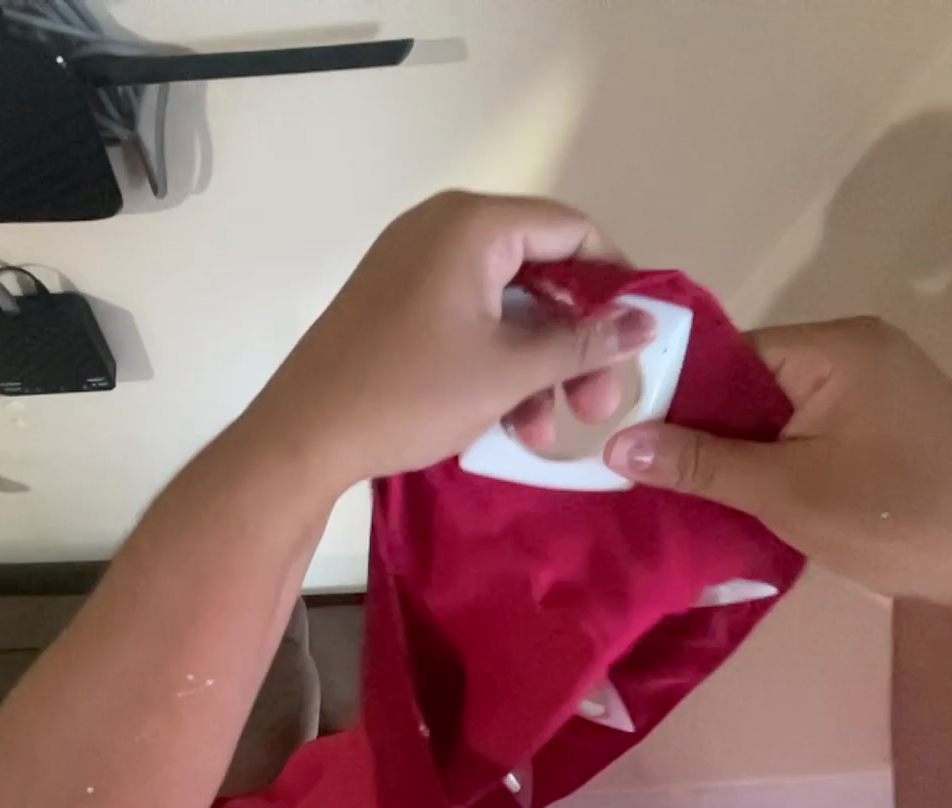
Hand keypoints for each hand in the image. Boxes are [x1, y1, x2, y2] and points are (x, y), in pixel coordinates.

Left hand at [239, 191, 655, 485]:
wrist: (302, 438)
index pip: (571, 232)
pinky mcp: (392, 310)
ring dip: (531, 371)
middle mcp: (439, 232)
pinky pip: (461, 327)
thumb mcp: (507, 371)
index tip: (635, 339)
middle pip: (536, 277)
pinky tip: (505, 426)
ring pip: (499, 312)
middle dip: (572, 346)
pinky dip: (488, 369)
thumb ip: (584, 342)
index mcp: (471, 225)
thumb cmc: (408, 395)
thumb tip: (649, 319)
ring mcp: (410, 271)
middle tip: (597, 406)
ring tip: (543, 434)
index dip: (614, 285)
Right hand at [604, 317, 951, 614]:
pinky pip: (797, 430)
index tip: (632, 443)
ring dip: (730, 450)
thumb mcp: (782, 489)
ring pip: (768, 412)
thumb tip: (614, 444)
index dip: (673, 397)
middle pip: (744, 382)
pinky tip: (740, 493)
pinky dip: (764, 460)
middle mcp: (857, 353)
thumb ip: (696, 461)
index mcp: (838, 347)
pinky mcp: (880, 426)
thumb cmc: (897, 516)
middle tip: (652, 474)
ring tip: (688, 488)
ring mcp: (873, 390)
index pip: (725, 354)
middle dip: (699, 429)